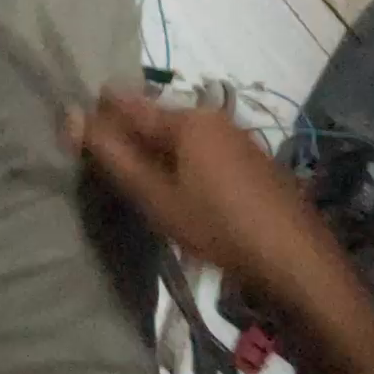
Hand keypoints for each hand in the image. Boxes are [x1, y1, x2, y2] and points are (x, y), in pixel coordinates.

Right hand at [73, 89, 350, 306]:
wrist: (303, 271)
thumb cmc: (219, 228)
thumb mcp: (154, 195)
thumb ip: (109, 152)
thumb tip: (70, 114)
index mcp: (187, 118)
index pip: (122, 102)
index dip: (95, 121)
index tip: (79, 148)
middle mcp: (213, 118)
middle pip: (151, 117)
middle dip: (126, 140)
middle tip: (115, 178)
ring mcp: (238, 140)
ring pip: (176, 137)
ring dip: (153, 155)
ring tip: (145, 191)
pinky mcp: (254, 163)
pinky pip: (201, 151)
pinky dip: (181, 165)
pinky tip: (183, 197)